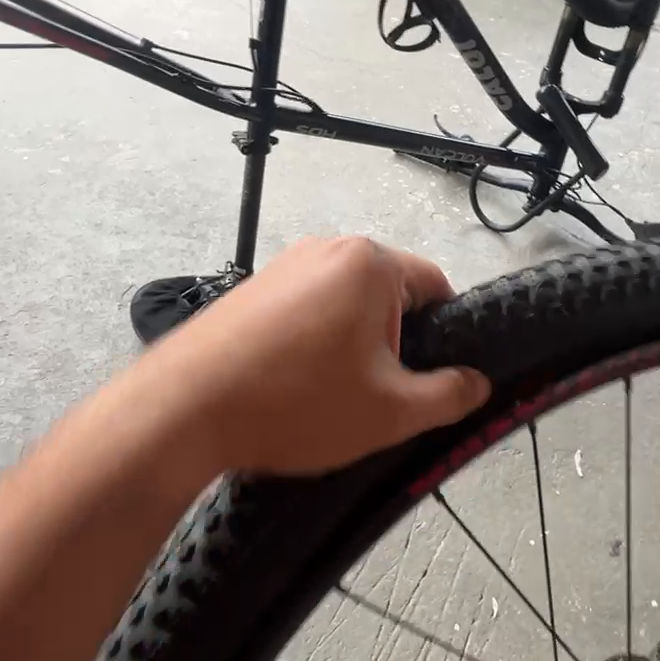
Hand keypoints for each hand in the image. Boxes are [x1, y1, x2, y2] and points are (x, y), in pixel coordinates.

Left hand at [144, 237, 491, 475]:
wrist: (182, 411)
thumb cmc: (296, 403)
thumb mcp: (392, 411)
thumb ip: (449, 394)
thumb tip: (476, 383)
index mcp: (370, 263)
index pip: (438, 286)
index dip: (447, 335)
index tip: (433, 376)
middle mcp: (327, 249)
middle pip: (390, 295)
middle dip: (396, 343)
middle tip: (380, 394)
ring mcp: (283, 265)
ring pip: (346, 305)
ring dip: (354, 346)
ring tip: (331, 395)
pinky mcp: (250, 289)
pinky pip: (306, 311)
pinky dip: (314, 343)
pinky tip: (294, 385)